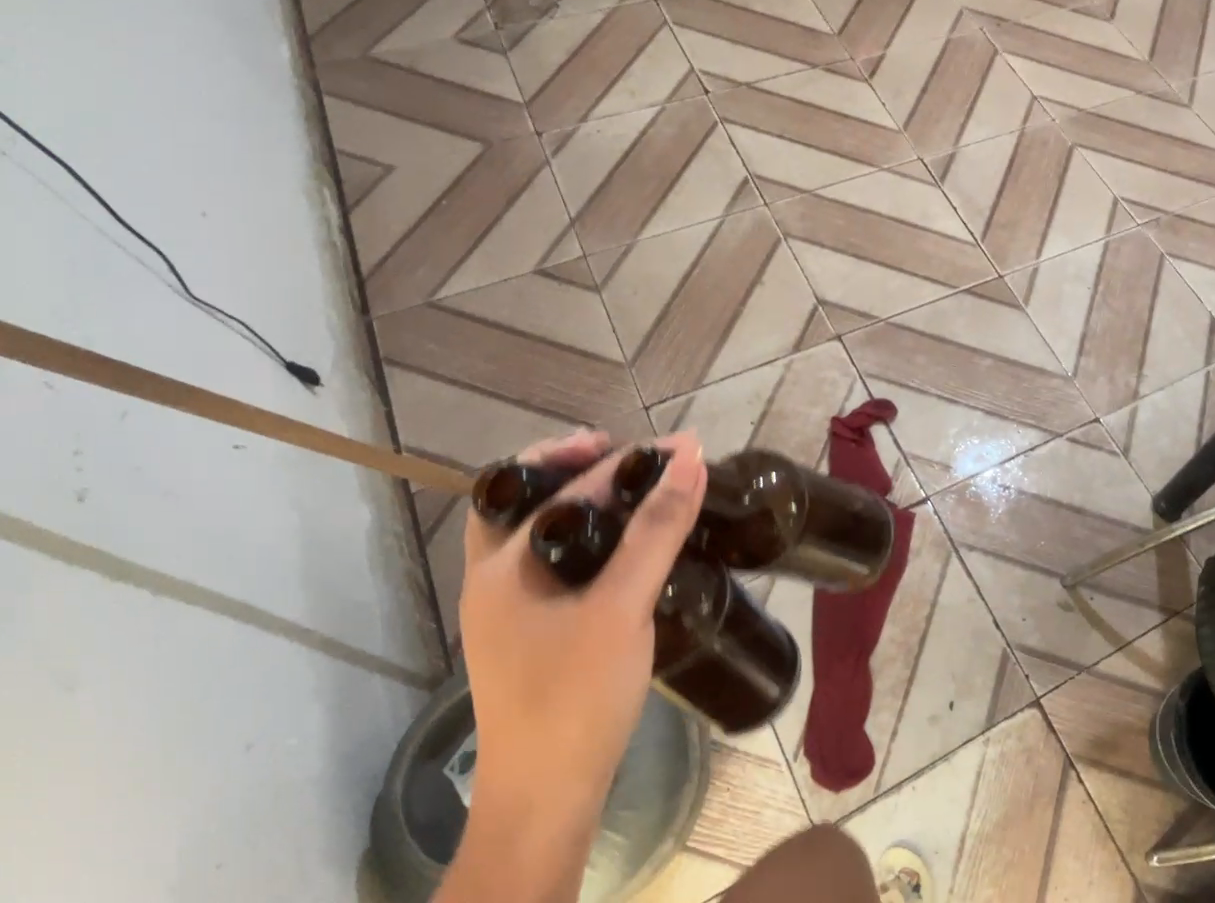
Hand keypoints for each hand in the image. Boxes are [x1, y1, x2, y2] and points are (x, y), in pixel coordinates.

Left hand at [438, 430, 706, 902]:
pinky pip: (555, 564)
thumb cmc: (575, 696)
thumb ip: (655, 531)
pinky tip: (626, 549)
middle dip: (578, 466)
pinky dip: (586, 539)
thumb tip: (690, 460)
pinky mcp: (533, 634)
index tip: (678, 447)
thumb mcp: (620, 606)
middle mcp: (493, 579)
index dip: (625, 461)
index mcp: (500, 564)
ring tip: (635, 491)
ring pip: (539, 533)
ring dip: (582, 503)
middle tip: (635, 458)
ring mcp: (510, 610)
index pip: (565, 487)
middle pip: (525, 498)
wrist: (545, 797)